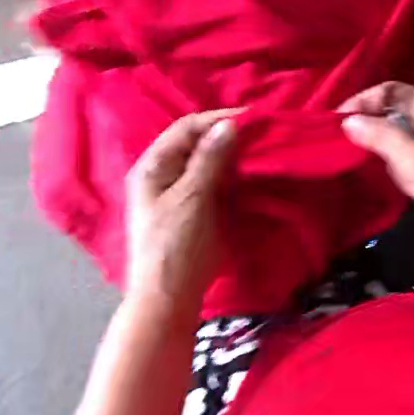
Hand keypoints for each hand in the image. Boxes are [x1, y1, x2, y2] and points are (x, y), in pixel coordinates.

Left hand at [125, 109, 243, 310]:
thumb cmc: (176, 245)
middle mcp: (162, 174)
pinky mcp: (193, 210)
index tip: (252, 117)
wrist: (169, 297)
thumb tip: (229, 124)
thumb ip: (209, 159)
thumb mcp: (192, 198)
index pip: (186, 128)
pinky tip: (250, 174)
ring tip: (260, 149)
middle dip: (226, 135)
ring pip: (206, 162)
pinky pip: (213, 182)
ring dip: (231, 154)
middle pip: (195, 143)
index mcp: (153, 166)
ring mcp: (177, 193)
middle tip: (261, 132)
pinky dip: (231, 174)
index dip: (217, 119)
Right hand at [339, 83, 413, 254]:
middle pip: (397, 105)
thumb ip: (379, 136)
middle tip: (343, 135)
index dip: (363, 100)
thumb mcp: (411, 160)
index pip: (392, 90)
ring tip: (356, 148)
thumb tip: (349, 121)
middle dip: (370, 117)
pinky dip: (396, 151)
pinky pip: (413, 144)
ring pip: (404, 126)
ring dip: (382, 135)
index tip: (338, 120)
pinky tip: (384, 166)